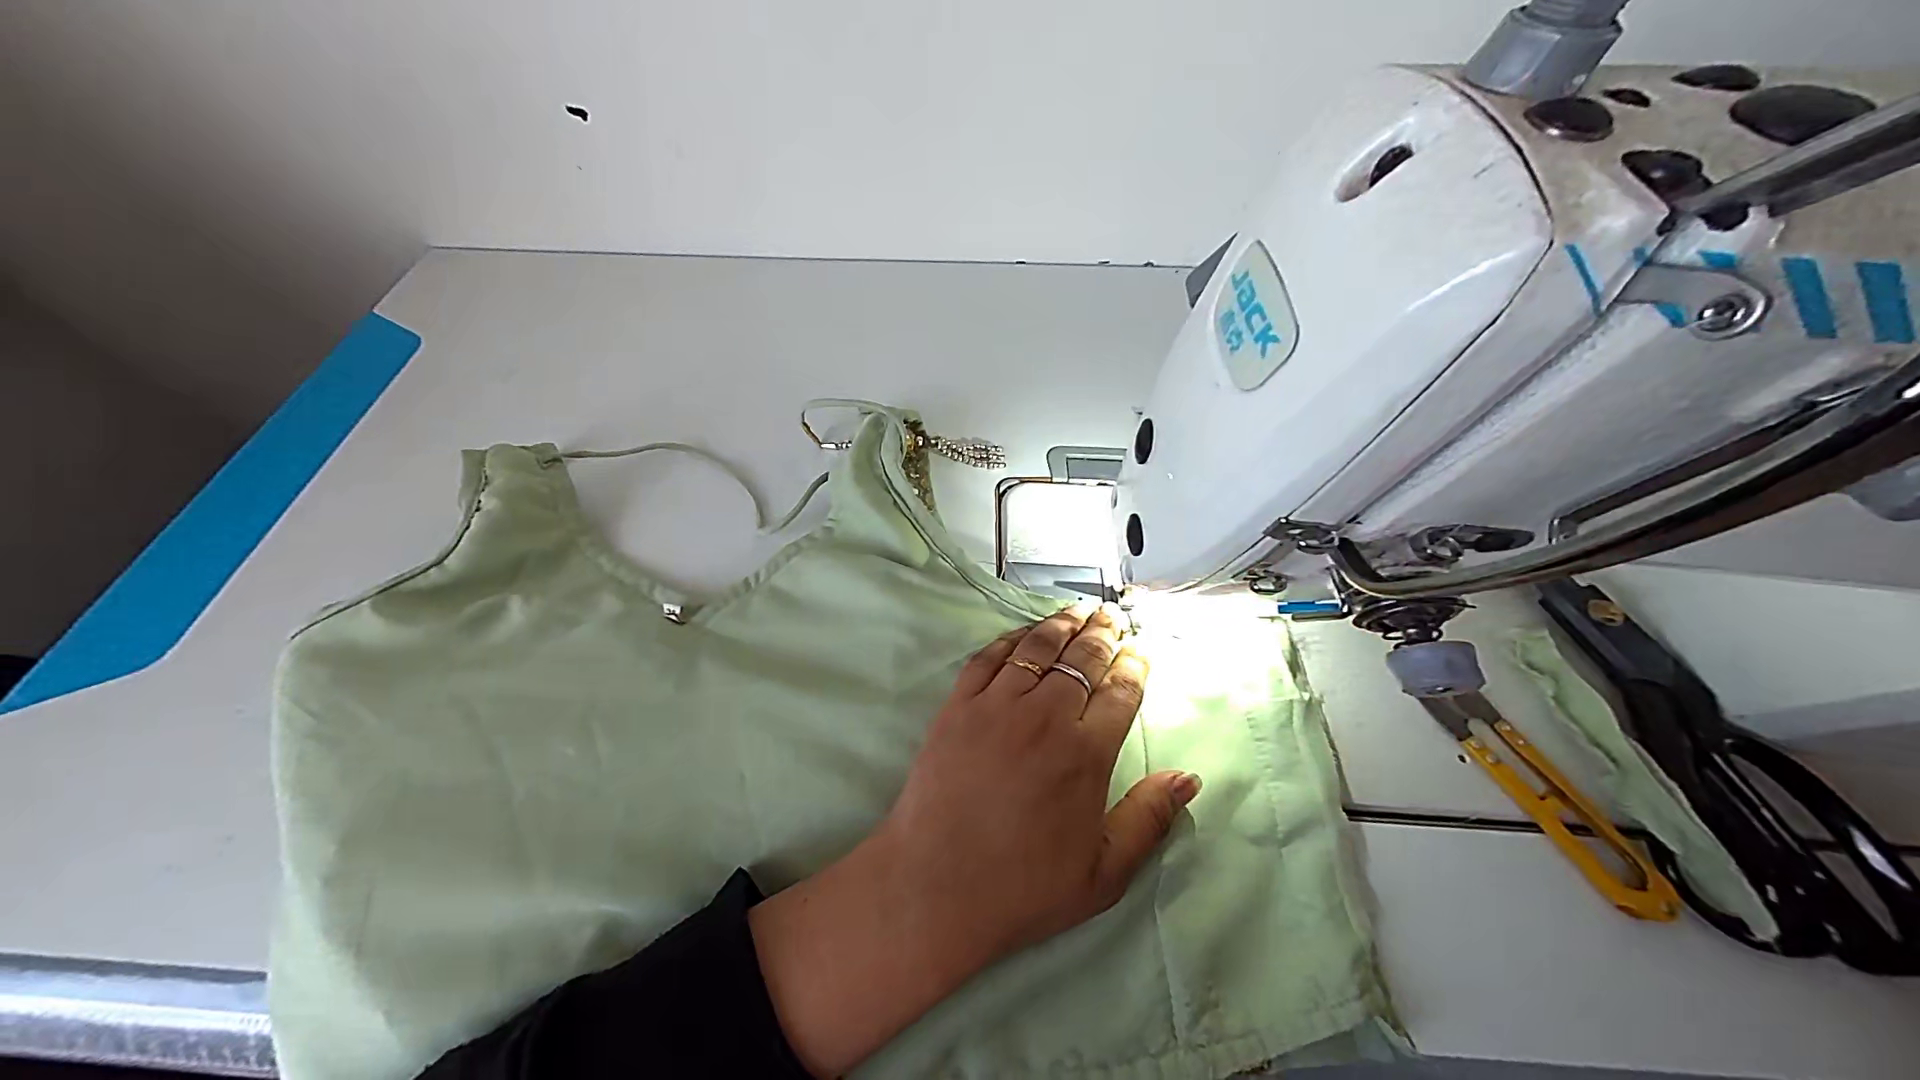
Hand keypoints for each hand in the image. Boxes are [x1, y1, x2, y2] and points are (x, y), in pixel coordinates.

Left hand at [748, 604, 1199, 1076]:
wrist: (934, 886)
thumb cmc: (1022, 888)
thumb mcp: (1103, 874)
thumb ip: (1149, 820)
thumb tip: (1189, 777)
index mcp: (1085, 755)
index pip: (1120, 694)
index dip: (1134, 667)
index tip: (1140, 652)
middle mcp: (1044, 718)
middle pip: (1082, 660)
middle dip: (1104, 633)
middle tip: (1113, 616)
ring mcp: (996, 707)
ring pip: (1037, 648)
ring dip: (1062, 624)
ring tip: (1079, 610)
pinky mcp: (957, 706)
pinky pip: (988, 657)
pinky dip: (1011, 638)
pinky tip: (1023, 632)